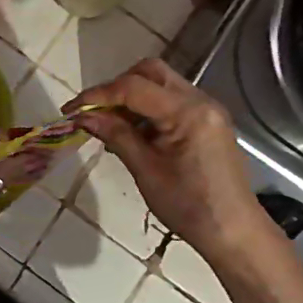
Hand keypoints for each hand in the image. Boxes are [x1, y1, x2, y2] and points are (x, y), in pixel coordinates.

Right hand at [64, 59, 258, 258]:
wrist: (232, 229)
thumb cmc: (188, 205)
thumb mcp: (145, 170)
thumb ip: (116, 136)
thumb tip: (84, 116)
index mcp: (187, 112)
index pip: (134, 87)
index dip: (97, 94)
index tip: (70, 110)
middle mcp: (200, 101)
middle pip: (151, 73)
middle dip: (117, 86)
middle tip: (93, 112)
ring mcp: (207, 109)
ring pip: (161, 84)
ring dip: (131, 97)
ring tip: (109, 125)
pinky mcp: (207, 121)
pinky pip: (171, 101)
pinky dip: (147, 109)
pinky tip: (132, 133)